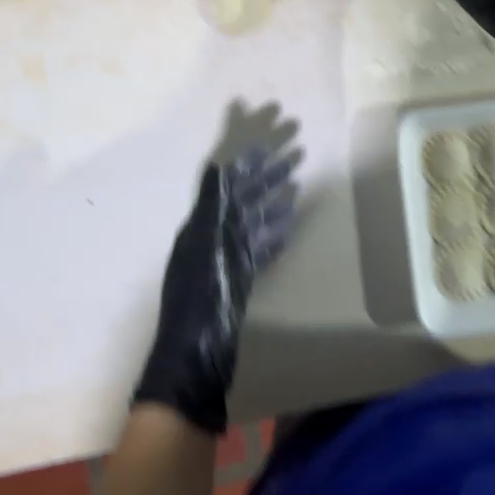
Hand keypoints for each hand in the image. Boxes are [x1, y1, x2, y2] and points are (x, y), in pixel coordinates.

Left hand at [132, 139, 301, 432]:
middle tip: (296, 152)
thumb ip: (213, 205)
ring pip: (255, 220)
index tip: (272, 142)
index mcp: (201, 224)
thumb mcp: (205, 243)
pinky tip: (291, 224)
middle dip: (268, 175)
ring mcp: (226, 258)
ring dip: (274, 200)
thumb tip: (219, 166)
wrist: (196, 352)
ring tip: (298, 182)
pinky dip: (274, 234)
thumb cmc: (201, 294)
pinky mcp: (238, 278)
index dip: (249, 162)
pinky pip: (259, 248)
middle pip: (245, 197)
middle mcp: (213, 236)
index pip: (228, 183)